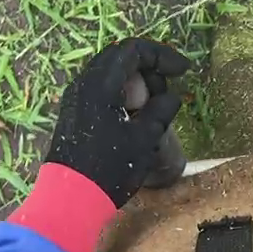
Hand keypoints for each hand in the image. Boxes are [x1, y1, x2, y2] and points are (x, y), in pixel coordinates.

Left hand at [45, 38, 189, 206]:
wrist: (69, 201)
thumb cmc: (109, 168)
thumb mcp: (144, 139)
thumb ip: (161, 110)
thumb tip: (170, 97)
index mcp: (100, 83)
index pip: (133, 50)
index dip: (162, 55)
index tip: (182, 70)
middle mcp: (84, 83)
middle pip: (121, 56)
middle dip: (149, 67)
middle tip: (167, 87)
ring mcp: (76, 97)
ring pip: (111, 72)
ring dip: (136, 81)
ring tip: (151, 106)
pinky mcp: (74, 111)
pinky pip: (102, 87)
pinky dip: (122, 92)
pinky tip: (134, 114)